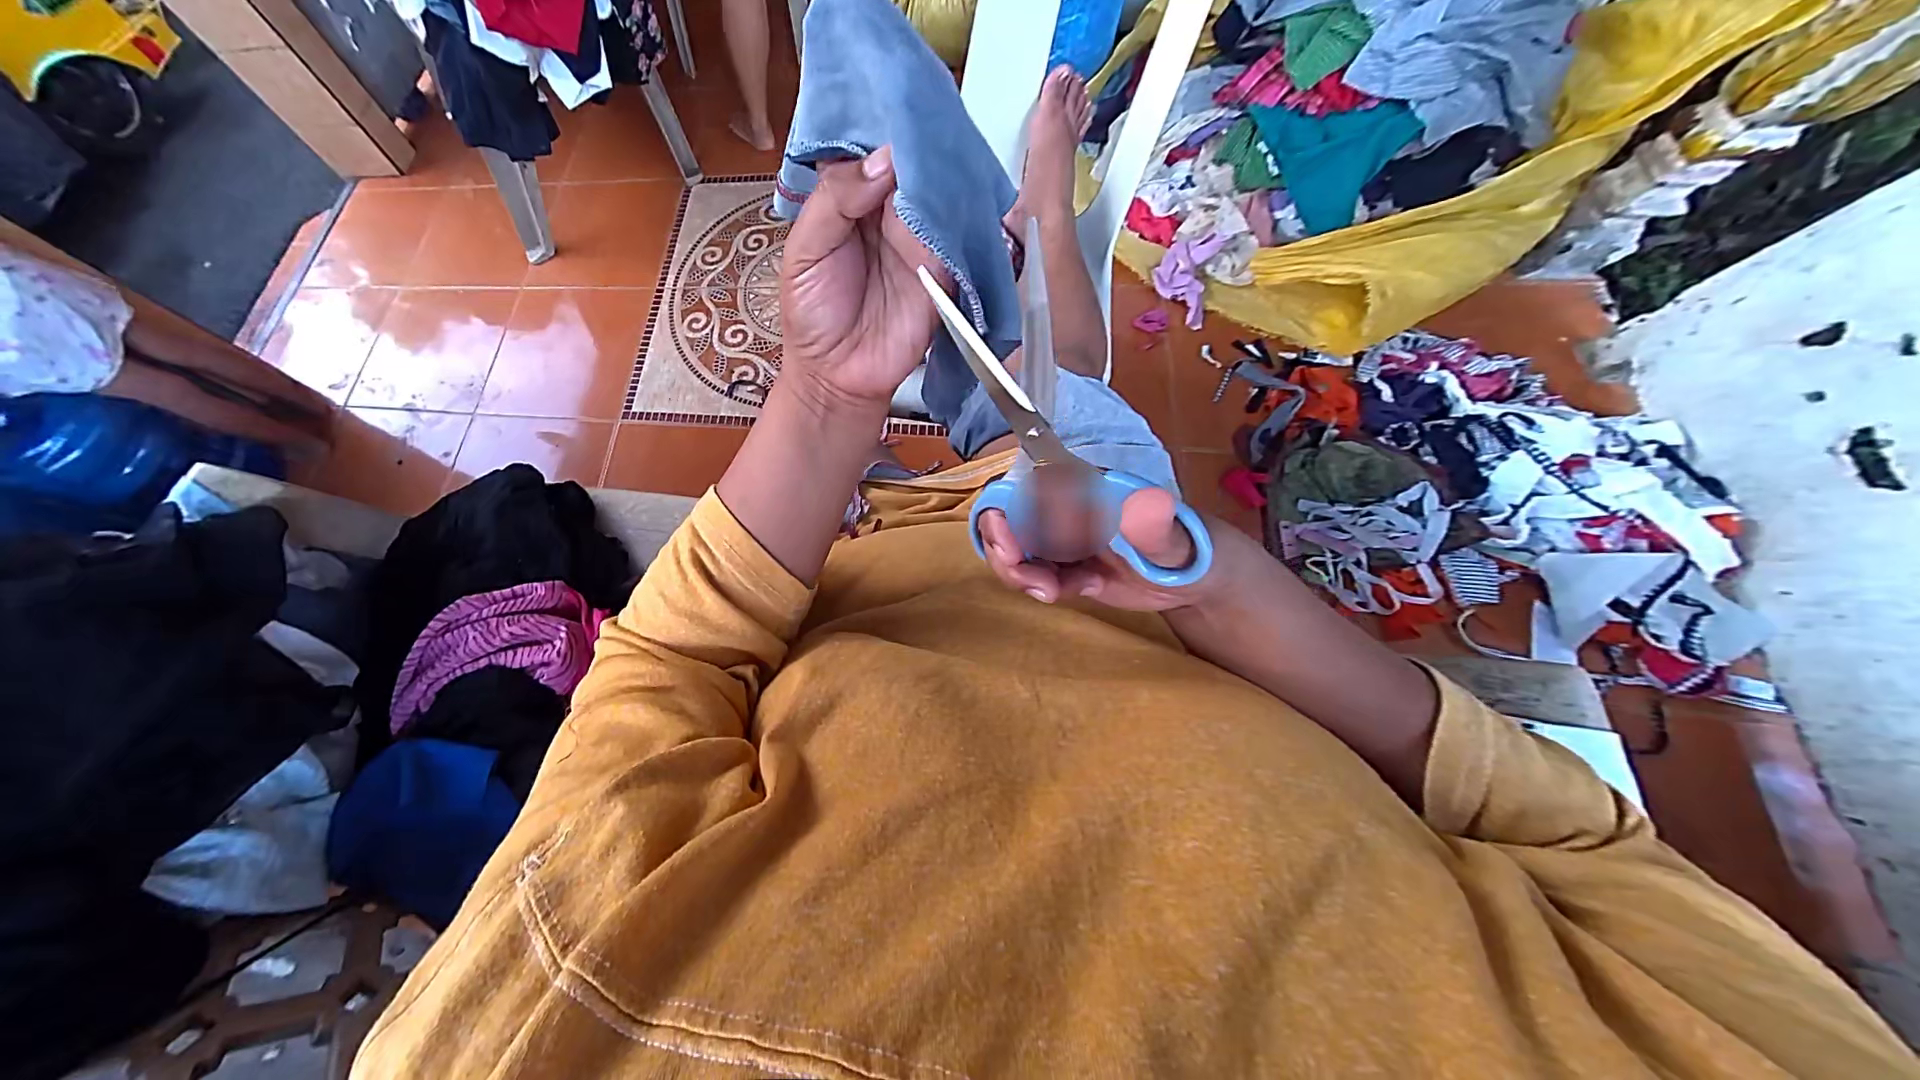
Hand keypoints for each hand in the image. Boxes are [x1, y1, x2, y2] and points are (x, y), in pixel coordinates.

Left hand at [780, 146, 941, 410]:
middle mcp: (891, 217)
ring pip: (942, 200)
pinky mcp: (944, 276)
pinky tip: (964, 200)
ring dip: (949, 179)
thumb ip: (835, 200)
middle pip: (916, 170)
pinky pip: (959, 242)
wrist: (837, 376)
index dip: (890, 130)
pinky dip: (963, 222)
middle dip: (926, 146)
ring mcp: (920, 245)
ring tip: (953, 152)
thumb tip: (884, 162)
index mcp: (853, 203)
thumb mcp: (805, 249)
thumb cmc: (812, 314)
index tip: (906, 100)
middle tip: (936, 121)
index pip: (877, 154)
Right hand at [978, 485, 1251, 611]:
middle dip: (1007, 553)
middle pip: (1009, 519)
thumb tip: (1141, 508)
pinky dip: (1042, 587)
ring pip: (1015, 549)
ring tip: (1052, 593)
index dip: (1005, 512)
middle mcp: (1067, 507)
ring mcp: (1063, 536)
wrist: (1195, 579)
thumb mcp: (1175, 542)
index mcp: (1088, 487)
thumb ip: (1154, 529)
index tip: (1011, 548)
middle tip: (1033, 583)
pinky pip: (1033, 573)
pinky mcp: (1064, 565)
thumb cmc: (1190, 549)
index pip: (1028, 487)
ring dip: (1021, 575)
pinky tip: (1081, 589)